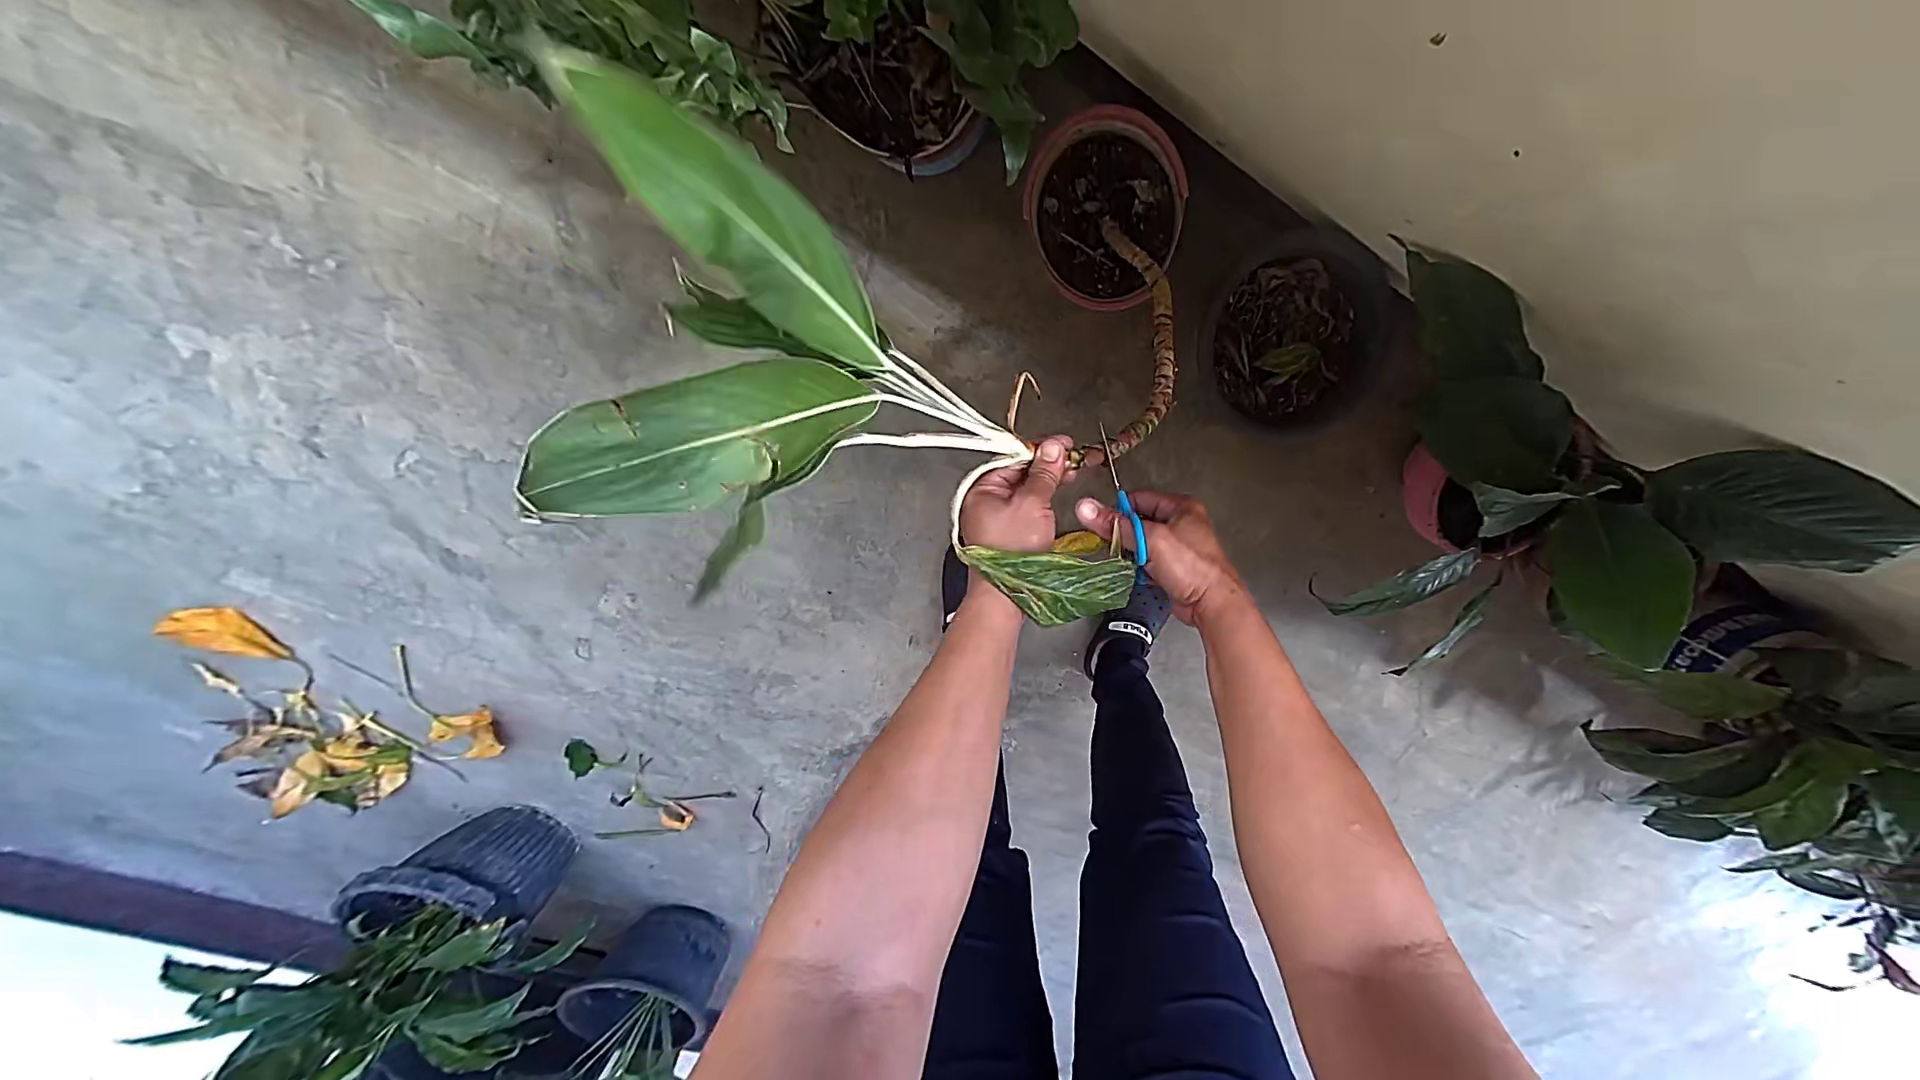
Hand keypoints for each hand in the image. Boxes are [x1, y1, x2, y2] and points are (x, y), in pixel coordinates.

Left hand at [959, 435, 1074, 553]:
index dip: (1041, 449)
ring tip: (1069, 474)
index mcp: (982, 488)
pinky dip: (1041, 497)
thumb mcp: (1032, 504)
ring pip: (1023, 488)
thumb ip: (1043, 474)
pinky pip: (1024, 505)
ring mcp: (994, 516)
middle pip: (1018, 472)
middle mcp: (984, 500)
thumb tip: (1052, 448)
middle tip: (1072, 460)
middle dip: (1047, 464)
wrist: (1006, 592)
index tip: (1064, 444)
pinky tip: (1055, 495)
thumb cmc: (1010, 552)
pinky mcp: (1006, 530)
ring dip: (1047, 480)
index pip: (1013, 457)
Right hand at [1074, 490, 1246, 624]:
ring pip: (1141, 543)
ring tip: (1129, 561)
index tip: (1105, 524)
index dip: (1119, 511)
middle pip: (1138, 521)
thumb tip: (1087, 508)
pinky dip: (1139, 567)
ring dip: (1131, 553)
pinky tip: (1138, 574)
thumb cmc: (1192, 568)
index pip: (1138, 498)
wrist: (1212, 603)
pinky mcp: (1174, 567)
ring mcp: (1178, 546)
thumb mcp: (1149, 540)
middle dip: (1124, 535)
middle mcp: (1181, 523)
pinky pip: (1147, 561)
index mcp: (1181, 507)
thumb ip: (1117, 525)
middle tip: (1116, 546)